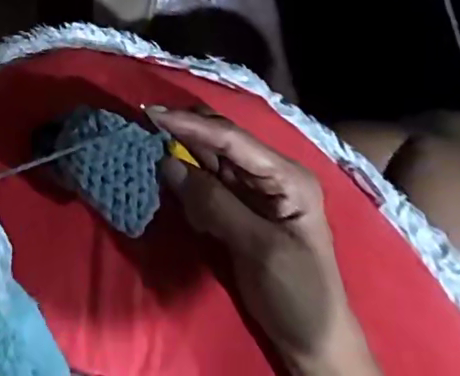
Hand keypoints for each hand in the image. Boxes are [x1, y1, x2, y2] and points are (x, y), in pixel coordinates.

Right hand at [151, 107, 381, 375]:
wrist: (315, 345)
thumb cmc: (299, 294)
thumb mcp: (260, 249)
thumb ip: (214, 203)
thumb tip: (167, 164)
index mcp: (286, 176)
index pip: (230, 138)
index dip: (190, 123)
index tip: (151, 113)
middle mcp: (268, 172)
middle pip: (218, 137)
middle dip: (183, 128)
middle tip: (143, 123)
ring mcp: (252, 188)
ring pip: (207, 154)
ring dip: (178, 148)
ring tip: (146, 142)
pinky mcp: (235, 205)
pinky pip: (203, 178)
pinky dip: (183, 174)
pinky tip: (165, 174)